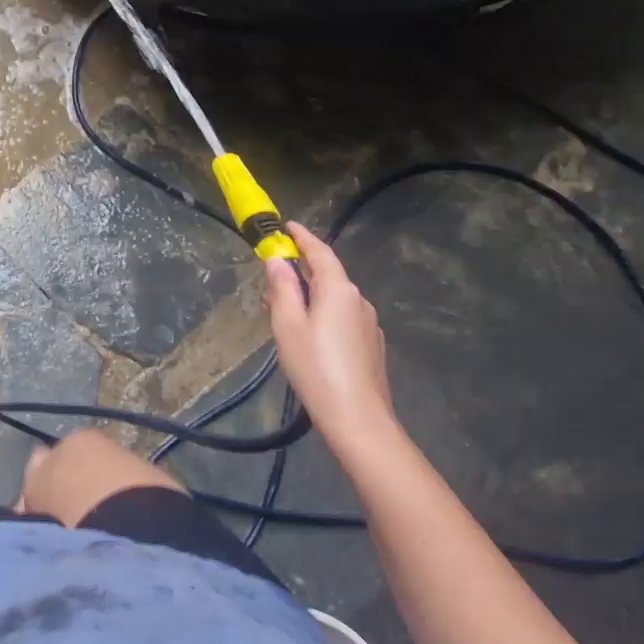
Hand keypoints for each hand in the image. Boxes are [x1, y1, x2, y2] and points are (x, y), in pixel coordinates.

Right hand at [264, 223, 396, 442]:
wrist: (358, 417)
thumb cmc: (315, 365)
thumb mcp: (287, 324)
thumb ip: (282, 288)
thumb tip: (277, 261)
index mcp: (339, 291)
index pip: (321, 254)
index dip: (303, 238)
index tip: (287, 226)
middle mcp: (359, 301)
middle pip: (329, 275)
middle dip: (302, 269)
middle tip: (272, 271)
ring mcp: (369, 325)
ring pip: (335, 298)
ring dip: (310, 294)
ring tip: (282, 306)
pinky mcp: (371, 345)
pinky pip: (342, 317)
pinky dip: (322, 312)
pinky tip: (307, 332)